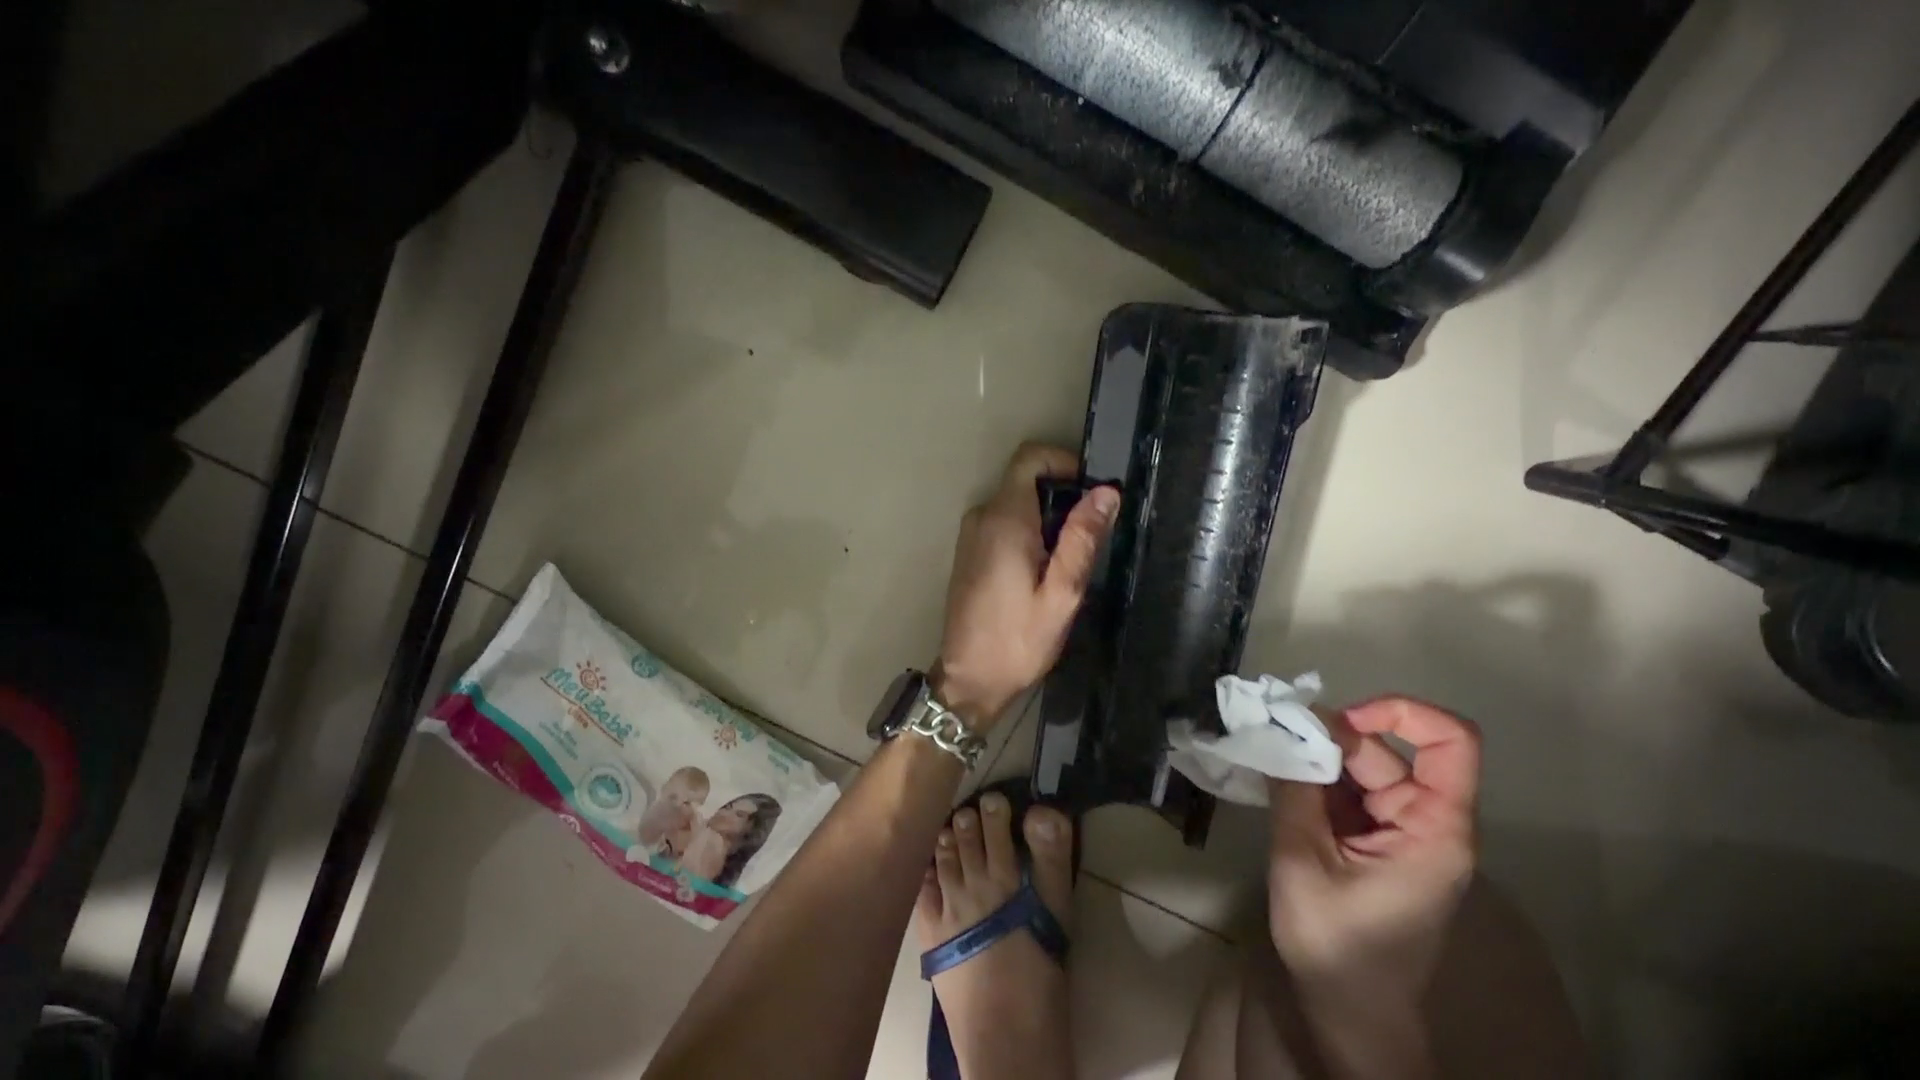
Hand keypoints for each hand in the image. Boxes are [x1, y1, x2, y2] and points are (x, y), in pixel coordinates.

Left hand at [934, 443, 1118, 729]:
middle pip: (1025, 480)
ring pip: (1016, 503)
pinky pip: (1004, 524)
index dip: (1064, 462)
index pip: (1029, 458)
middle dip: (1062, 497)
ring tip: (1070, 562)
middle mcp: (982, 517)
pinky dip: (1029, 533)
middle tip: (1089, 538)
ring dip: (1047, 519)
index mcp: (1004, 519)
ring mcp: (972, 535)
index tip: (1092, 491)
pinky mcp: (970, 553)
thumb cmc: (1019, 640)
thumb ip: (1082, 538)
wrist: (970, 679)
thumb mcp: (1062, 593)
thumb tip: (1106, 492)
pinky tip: (1044, 573)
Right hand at [1266, 697, 1479, 1009]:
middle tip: (1273, 738)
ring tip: (1267, 759)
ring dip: (1317, 761)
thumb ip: (1296, 792)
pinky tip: (1278, 781)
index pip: (1450, 743)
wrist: (1351, 1012)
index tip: (1340, 721)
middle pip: (1389, 753)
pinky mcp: (1378, 842)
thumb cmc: (1337, 946)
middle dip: (1332, 740)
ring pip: (1364, 771)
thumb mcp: (1303, 863)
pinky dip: (1316, 783)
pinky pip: (1351, 794)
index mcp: (1435, 830)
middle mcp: (1428, 821)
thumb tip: (1285, 730)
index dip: (1402, 713)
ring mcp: (1402, 831)